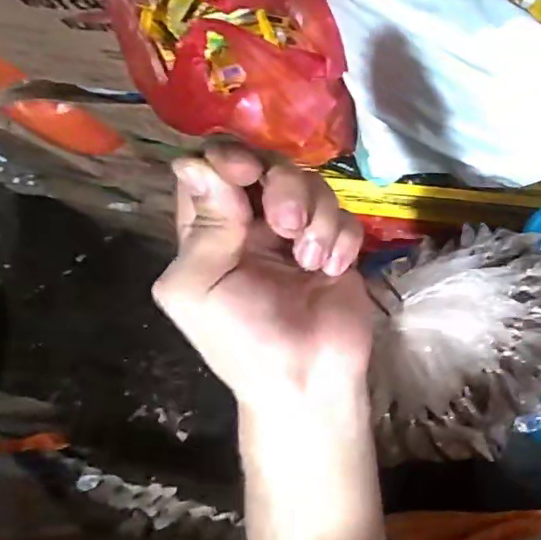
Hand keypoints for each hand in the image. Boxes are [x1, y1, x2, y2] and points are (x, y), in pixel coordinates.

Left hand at [153, 143, 374, 409]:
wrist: (307, 380)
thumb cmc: (242, 341)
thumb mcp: (199, 288)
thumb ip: (204, 226)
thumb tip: (195, 162)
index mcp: (209, 230)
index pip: (211, 168)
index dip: (229, 159)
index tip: (247, 174)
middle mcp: (253, 223)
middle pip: (269, 166)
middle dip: (284, 188)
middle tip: (287, 226)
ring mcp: (299, 232)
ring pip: (312, 184)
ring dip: (316, 218)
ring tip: (312, 260)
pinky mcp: (337, 245)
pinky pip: (344, 214)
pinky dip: (341, 238)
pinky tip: (332, 270)